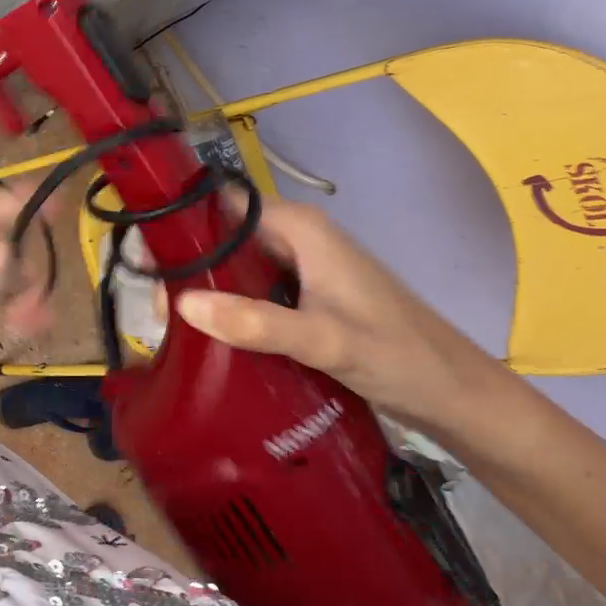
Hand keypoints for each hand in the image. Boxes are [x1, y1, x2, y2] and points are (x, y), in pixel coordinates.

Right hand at [174, 195, 504, 427]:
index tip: (143, 261)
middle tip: (155, 311)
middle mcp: (294, 237)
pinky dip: (221, 306)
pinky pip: (244, 289)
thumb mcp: (327, 341)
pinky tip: (204, 335)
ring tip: (169, 326)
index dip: (175, 225)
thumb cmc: (403, 359)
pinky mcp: (300, 295)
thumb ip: (258, 323)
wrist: (463, 401)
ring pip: (228, 264)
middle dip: (180, 266)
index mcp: (299, 228)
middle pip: (216, 236)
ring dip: (198, 290)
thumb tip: (182, 305)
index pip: (216, 205)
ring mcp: (298, 267)